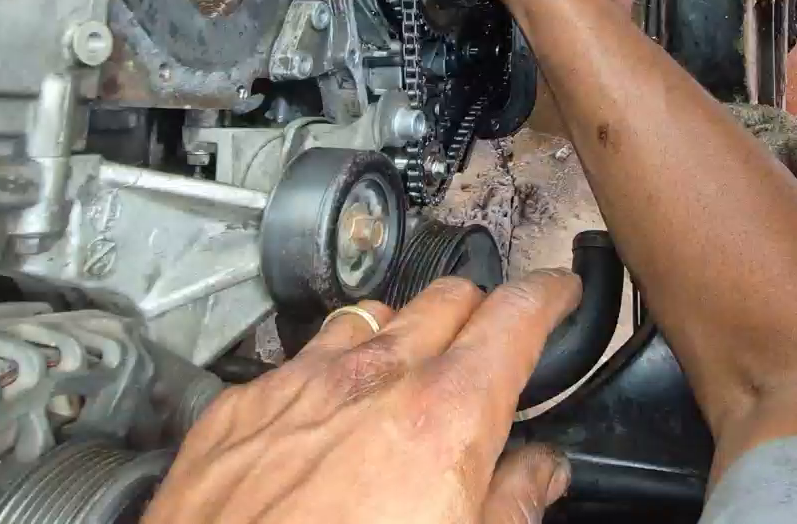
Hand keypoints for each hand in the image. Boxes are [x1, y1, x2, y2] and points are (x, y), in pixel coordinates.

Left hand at [143, 272, 579, 523]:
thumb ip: (513, 506)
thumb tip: (541, 470)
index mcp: (441, 417)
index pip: (514, 317)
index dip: (548, 295)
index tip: (558, 293)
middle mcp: (372, 378)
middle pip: (448, 298)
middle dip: (479, 312)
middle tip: (486, 353)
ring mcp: (299, 384)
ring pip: (376, 316)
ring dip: (403, 336)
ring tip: (405, 383)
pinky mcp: (238, 409)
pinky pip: (302, 357)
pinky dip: (331, 371)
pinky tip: (325, 422)